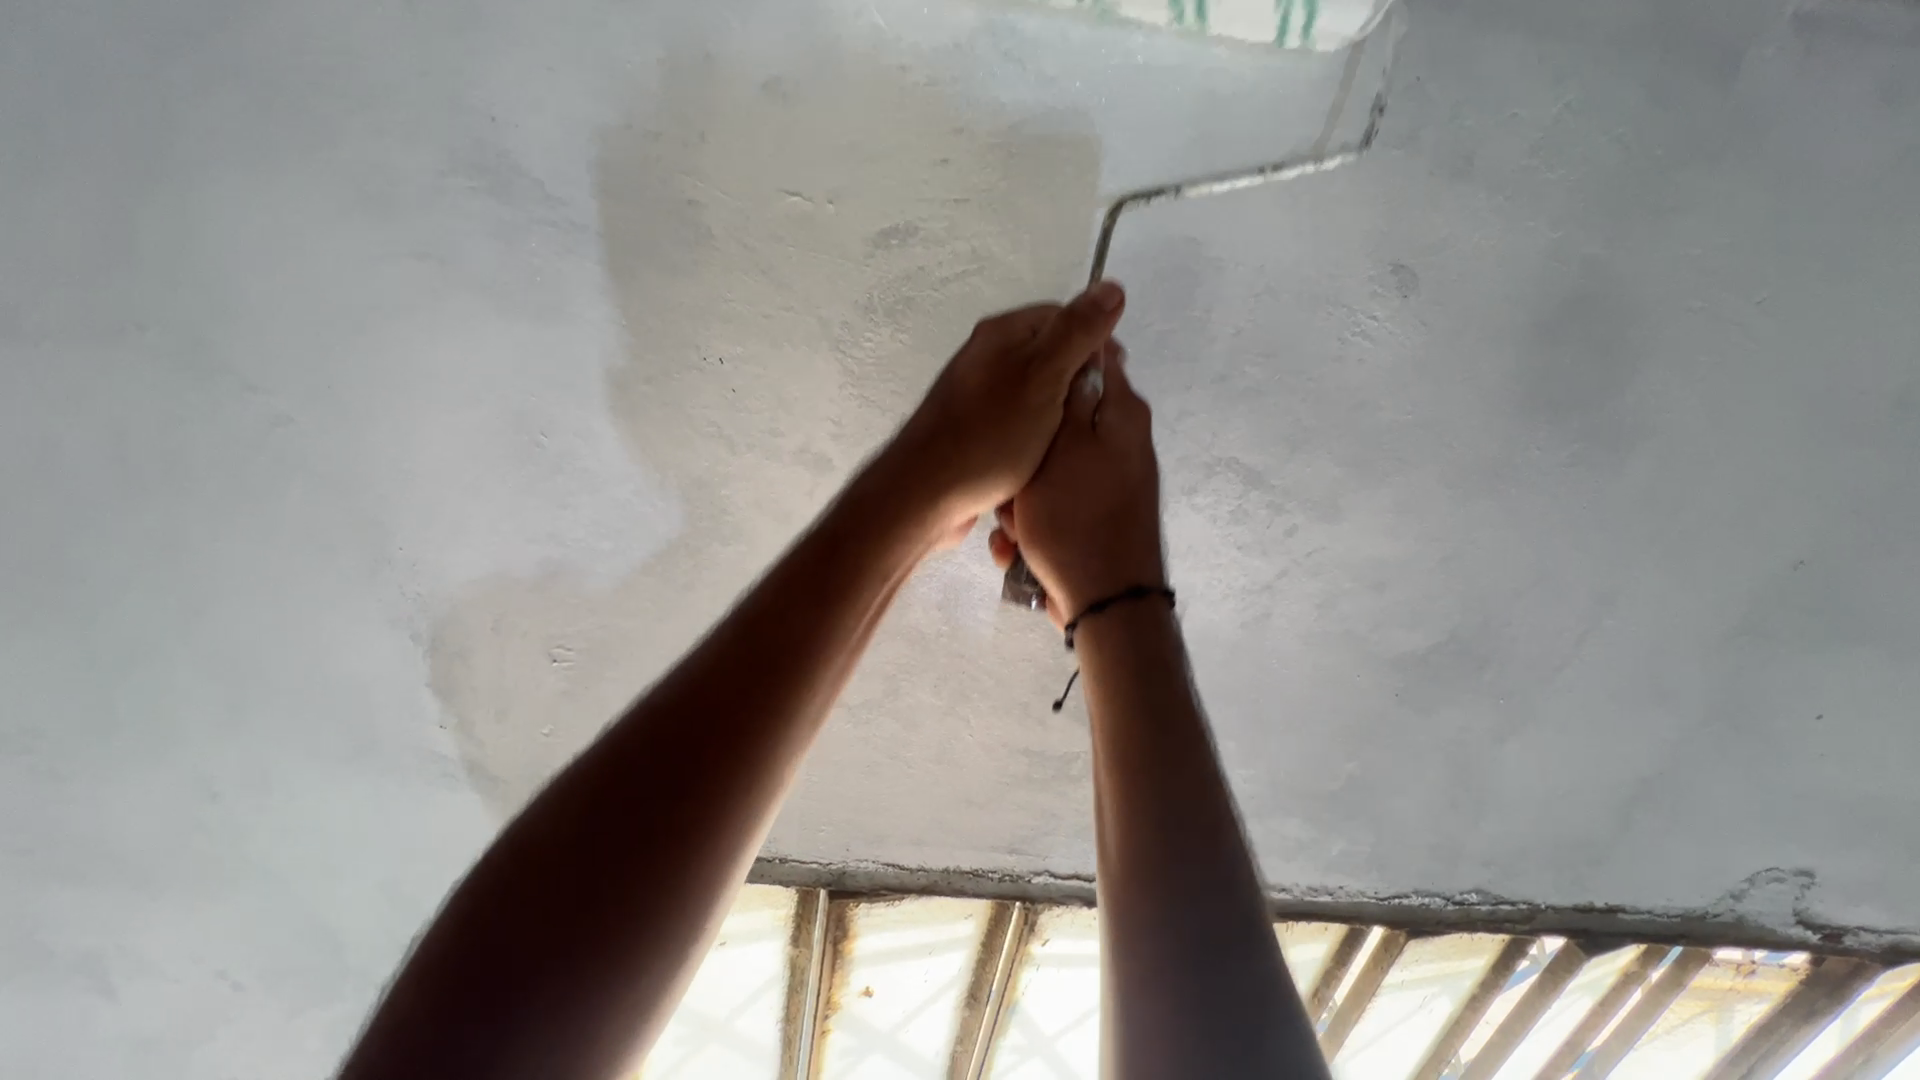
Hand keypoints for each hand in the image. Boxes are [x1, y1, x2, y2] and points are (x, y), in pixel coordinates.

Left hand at [883, 282, 1126, 543]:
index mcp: (1003, 333)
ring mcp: (978, 396)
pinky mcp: (974, 431)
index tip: (1114, 378)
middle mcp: (987, 357)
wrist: (926, 496)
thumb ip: (1077, 333)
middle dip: (1079, 380)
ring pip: (1037, 393)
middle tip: (1096, 414)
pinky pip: (1019, 423)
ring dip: (1060, 412)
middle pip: (1051, 355)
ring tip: (1076, 438)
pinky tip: (1049, 456)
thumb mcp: (1043, 378)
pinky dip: (1038, 435)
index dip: (1096, 343)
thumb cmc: (989, 437)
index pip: (1064, 318)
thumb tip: (1112, 286)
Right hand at [989, 345, 1164, 624]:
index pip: (1091, 359)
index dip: (1049, 366)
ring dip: (1022, 497)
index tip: (1018, 390)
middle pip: (1058, 423)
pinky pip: (1054, 506)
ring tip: (1013, 525)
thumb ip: (1071, 394)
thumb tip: (1090, 344)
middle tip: (1012, 480)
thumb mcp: (1062, 445)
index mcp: (1122, 414)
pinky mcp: (1093, 519)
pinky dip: (1032, 526)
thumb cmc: (1075, 515)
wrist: (1104, 601)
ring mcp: (1108, 484)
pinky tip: (1017, 549)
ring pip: (1048, 470)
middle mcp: (1121, 443)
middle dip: (1024, 452)